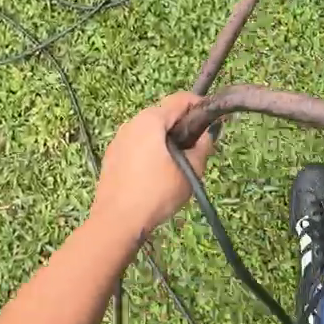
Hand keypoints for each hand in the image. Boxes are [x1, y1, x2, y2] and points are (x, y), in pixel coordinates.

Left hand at [88, 92, 214, 241]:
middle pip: (164, 115)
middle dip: (182, 127)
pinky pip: (137, 146)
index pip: (181, 99)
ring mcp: (118, 139)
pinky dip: (150, 152)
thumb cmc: (156, 193)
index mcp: (151, 119)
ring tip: (176, 166)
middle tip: (196, 149)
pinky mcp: (111, 157)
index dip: (200, 106)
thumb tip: (205, 134)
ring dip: (166, 141)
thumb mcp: (190, 170)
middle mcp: (132, 122)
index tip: (213, 122)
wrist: (115, 223)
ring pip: (150, 132)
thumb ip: (203, 146)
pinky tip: (154, 176)